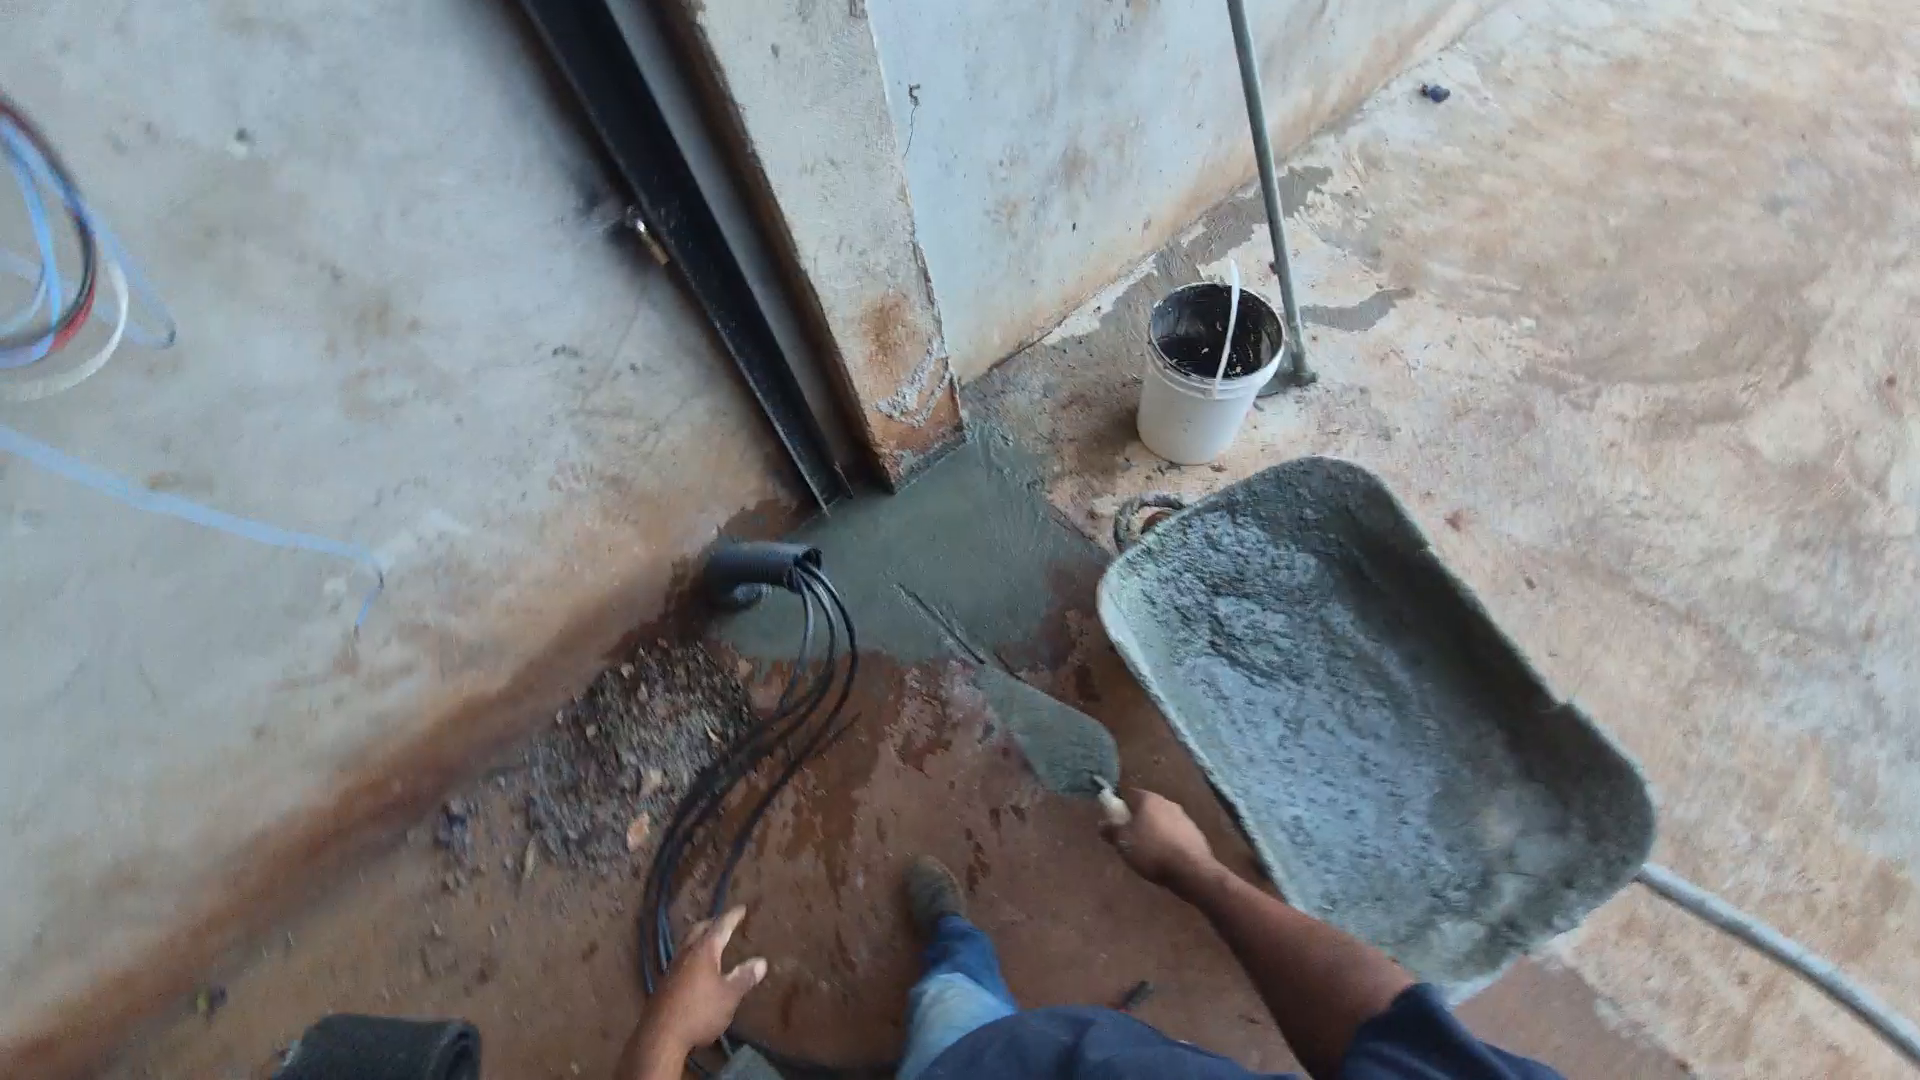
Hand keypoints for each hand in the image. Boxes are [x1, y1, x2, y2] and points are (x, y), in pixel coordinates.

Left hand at [624, 907, 766, 1075]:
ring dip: (698, 940)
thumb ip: (744, 977)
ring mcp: (671, 970)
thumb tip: (761, 961)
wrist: (659, 1039)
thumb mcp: (729, 996)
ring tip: (708, 943)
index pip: (720, 926)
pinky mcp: (663, 986)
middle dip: (711, 924)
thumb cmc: (699, 1012)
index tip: (741, 909)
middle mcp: (686, 954)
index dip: (732, 917)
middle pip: (698, 930)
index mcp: (704, 951)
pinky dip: (691, 957)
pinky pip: (680, 961)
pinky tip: (694, 971)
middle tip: (722, 923)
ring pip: (686, 945)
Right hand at [1102, 789, 1218, 890]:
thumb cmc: (1152, 851)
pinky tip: (1165, 858)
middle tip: (1130, 839)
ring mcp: (1184, 818)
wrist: (1191, 871)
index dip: (1121, 807)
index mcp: (1149, 799)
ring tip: (1148, 853)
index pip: (1130, 794)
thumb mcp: (1123, 842)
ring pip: (1162, 821)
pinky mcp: (1196, 835)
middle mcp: (1167, 803)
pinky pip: (1175, 835)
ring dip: (1154, 832)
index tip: (1116, 823)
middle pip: (1147, 808)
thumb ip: (1111, 830)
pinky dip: (1169, 842)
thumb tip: (1102, 823)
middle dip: (1138, 820)